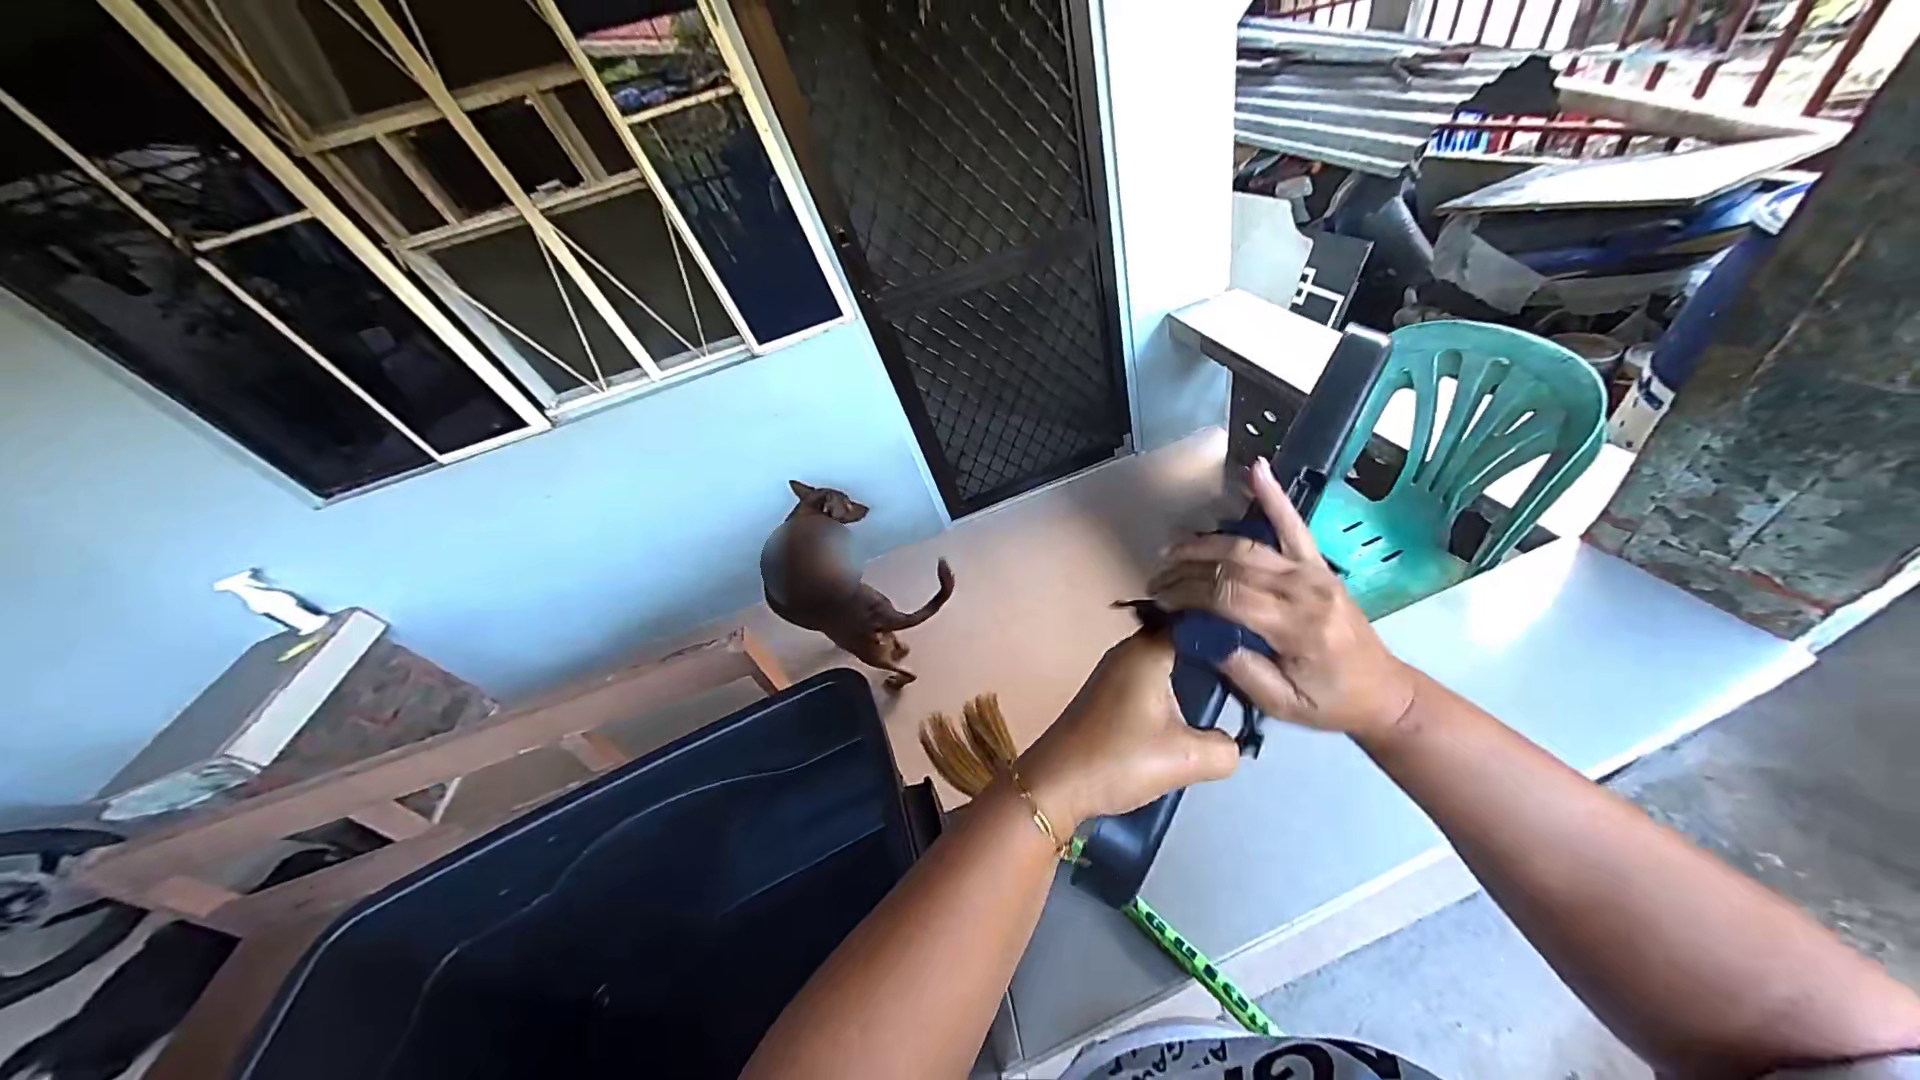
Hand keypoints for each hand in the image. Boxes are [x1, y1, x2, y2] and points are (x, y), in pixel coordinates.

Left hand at [1016, 634, 1239, 829]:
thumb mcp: (1186, 759)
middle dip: (1215, 659)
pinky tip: (1191, 714)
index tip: (1261, 654)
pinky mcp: (1109, 691)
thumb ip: (1226, 747)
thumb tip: (1233, 742)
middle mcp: (1129, 650)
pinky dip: (1174, 689)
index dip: (1230, 635)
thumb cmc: (1118, 761)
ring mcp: (1116, 670)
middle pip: (1183, 640)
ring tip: (1227, 699)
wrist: (1056, 784)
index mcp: (1147, 651)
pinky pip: (1152, 677)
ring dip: (1194, 677)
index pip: (1198, 624)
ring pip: (1168, 661)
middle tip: (1250, 681)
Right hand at [1147, 457, 1418, 739]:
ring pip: (1248, 545)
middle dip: (1185, 569)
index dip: (1186, 594)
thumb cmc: (1330, 703)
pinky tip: (1256, 470)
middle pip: (1232, 566)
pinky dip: (1273, 495)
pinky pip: (1293, 525)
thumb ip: (1238, 668)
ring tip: (1171, 550)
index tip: (1159, 601)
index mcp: (1297, 628)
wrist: (1385, 693)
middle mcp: (1305, 591)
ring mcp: (1313, 572)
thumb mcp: (1280, 703)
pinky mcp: (1318, 565)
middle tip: (1156, 580)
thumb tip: (1196, 633)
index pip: (1226, 597)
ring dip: (1205, 543)